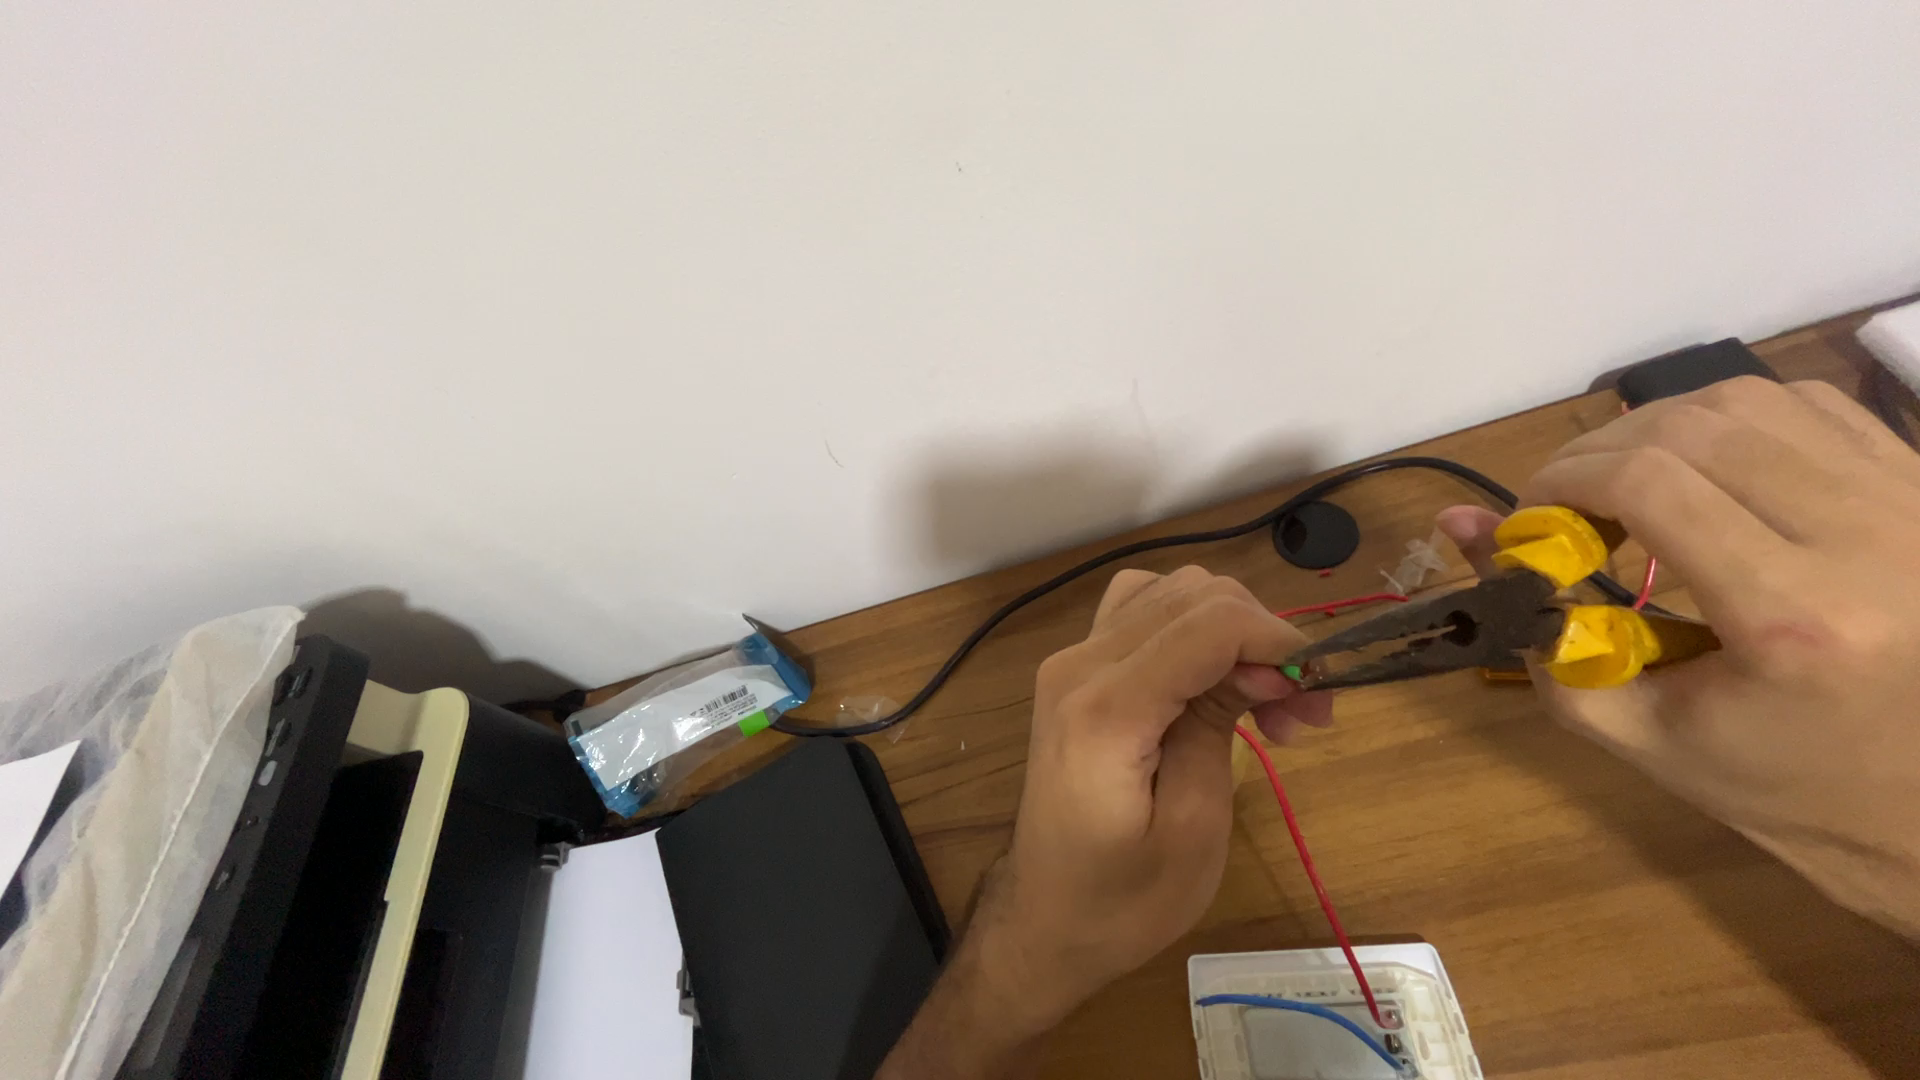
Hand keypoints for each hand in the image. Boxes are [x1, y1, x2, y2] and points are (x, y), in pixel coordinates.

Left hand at [877, 566, 1328, 1078]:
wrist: (1046, 916)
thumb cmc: (1124, 898)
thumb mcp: (1194, 824)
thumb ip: (1220, 721)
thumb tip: (1264, 661)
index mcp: (1106, 707)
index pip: (1208, 622)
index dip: (1278, 640)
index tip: (1321, 693)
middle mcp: (1078, 662)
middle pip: (1191, 595)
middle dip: (1261, 637)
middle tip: (1301, 714)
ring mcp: (1070, 660)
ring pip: (1168, 591)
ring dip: (1229, 630)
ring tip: (1262, 700)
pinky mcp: (1074, 670)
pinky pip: (1139, 611)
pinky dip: (1190, 628)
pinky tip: (1210, 677)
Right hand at [1436, 377, 1919, 935]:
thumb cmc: (1776, 785)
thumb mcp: (1623, 721)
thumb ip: (1530, 622)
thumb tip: (1455, 521)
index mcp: (1794, 616)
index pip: (1648, 482)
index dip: (1558, 484)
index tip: (1530, 528)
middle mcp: (1877, 538)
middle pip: (1689, 427)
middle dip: (1591, 457)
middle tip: (1565, 511)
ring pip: (1744, 400)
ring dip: (1650, 433)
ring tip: (1623, 490)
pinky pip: (1803, 405)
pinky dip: (1722, 424)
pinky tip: (1699, 475)